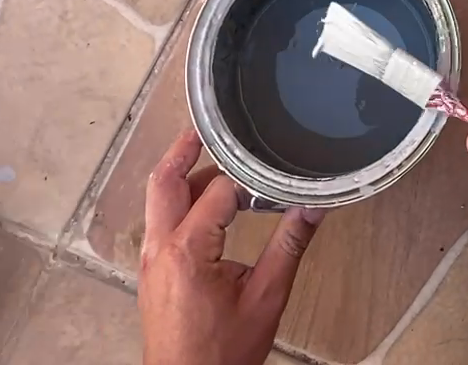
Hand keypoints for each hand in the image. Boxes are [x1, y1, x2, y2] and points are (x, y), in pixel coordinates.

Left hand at [138, 130, 324, 364]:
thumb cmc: (224, 354)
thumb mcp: (266, 298)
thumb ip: (289, 244)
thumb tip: (315, 205)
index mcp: (188, 250)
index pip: (219, 189)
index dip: (247, 175)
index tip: (272, 166)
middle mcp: (161, 249)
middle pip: (165, 182)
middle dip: (185, 149)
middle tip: (209, 126)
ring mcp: (152, 262)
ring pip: (159, 201)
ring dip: (184, 175)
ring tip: (218, 160)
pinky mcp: (153, 274)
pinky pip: (162, 222)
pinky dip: (181, 201)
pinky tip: (208, 202)